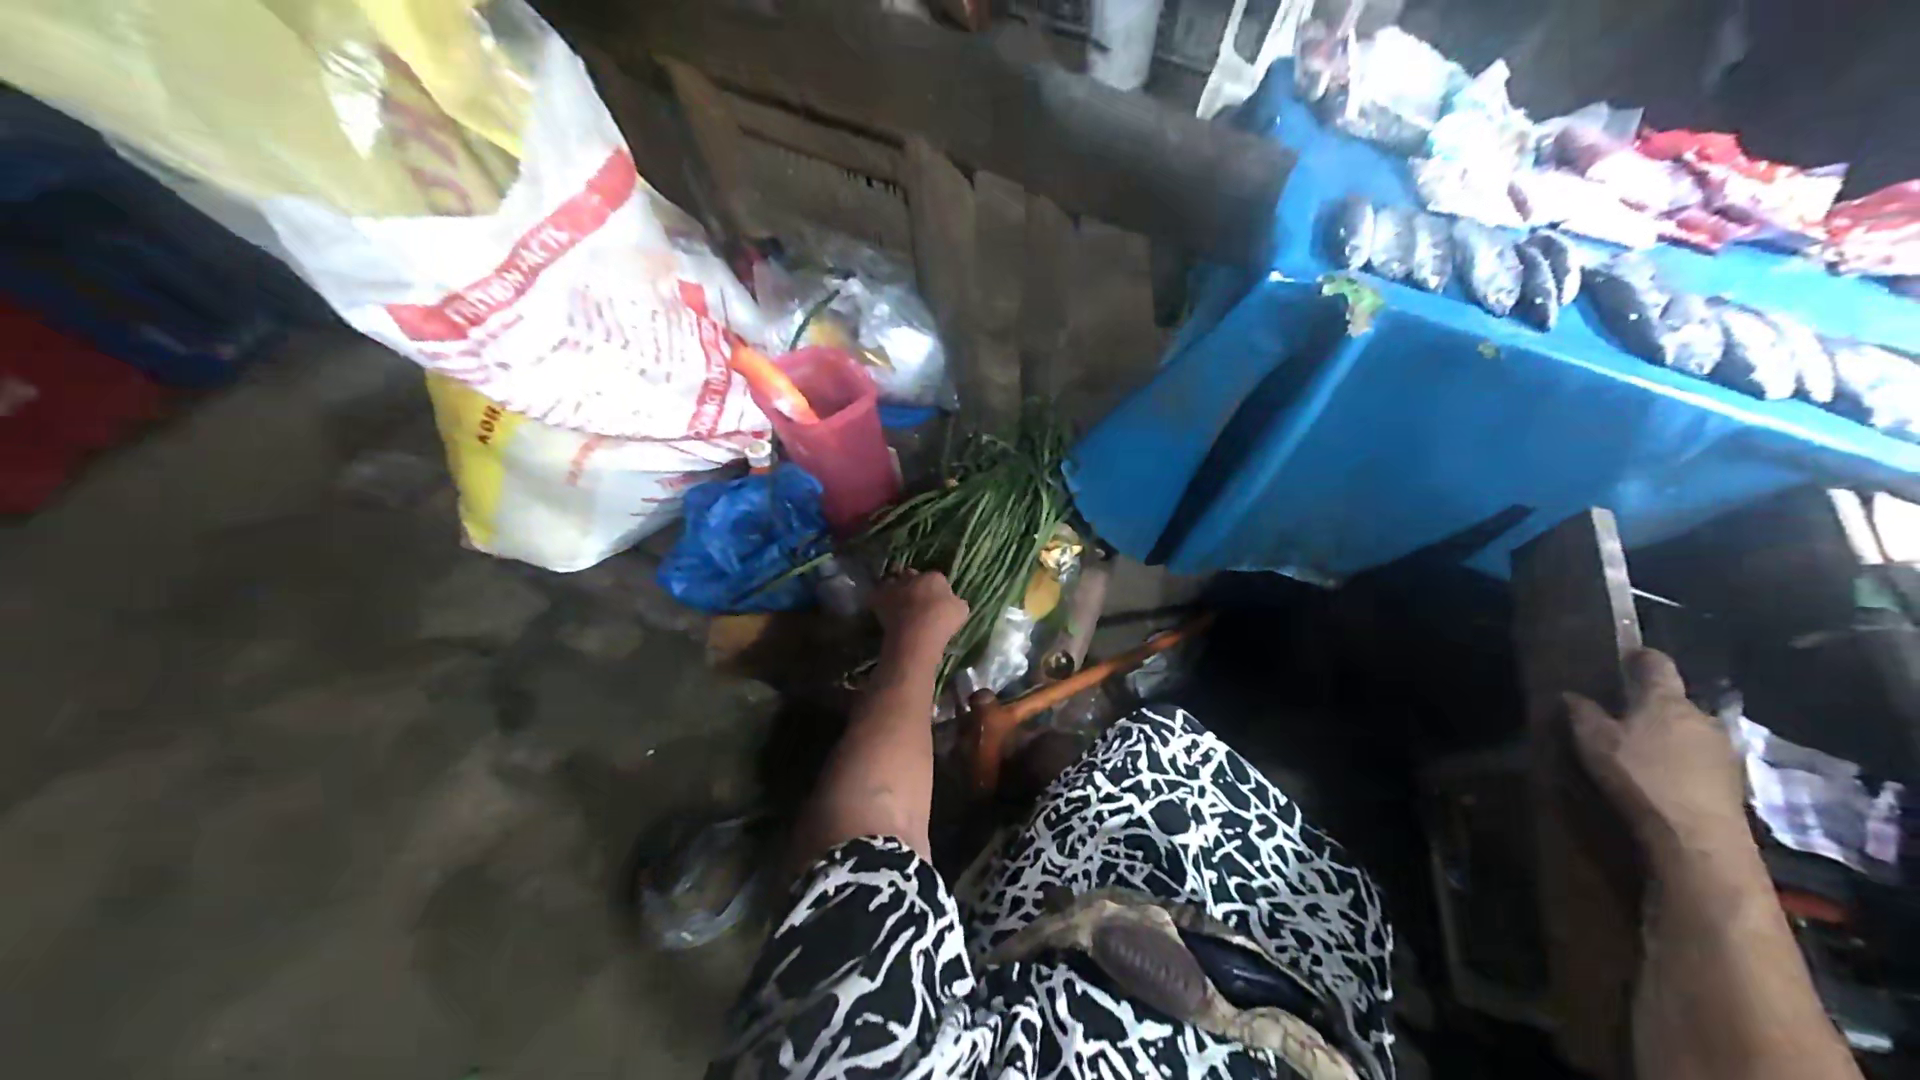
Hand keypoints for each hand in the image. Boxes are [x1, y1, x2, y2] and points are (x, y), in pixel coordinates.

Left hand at [872, 571, 968, 655]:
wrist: (917, 633)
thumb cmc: (943, 620)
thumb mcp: (961, 611)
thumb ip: (956, 602)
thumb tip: (953, 602)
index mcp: (934, 577)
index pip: (936, 579)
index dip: (935, 589)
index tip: (936, 601)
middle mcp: (912, 577)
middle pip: (911, 575)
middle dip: (913, 583)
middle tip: (916, 599)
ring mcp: (894, 586)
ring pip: (892, 581)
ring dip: (894, 588)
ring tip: (896, 602)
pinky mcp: (878, 598)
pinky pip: (876, 595)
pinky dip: (878, 599)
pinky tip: (881, 608)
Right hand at [1565, 649, 1749, 859]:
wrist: (1696, 834)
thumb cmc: (1640, 775)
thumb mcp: (1594, 739)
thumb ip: (1582, 711)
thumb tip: (1572, 694)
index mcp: (1666, 700)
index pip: (1657, 664)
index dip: (1641, 656)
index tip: (1627, 655)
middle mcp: (1701, 716)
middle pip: (1674, 699)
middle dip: (1651, 702)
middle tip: (1622, 712)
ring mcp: (1723, 747)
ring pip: (1688, 728)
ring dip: (1667, 731)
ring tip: (1640, 745)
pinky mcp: (1732, 777)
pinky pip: (1699, 754)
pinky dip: (1680, 756)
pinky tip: (1662, 771)